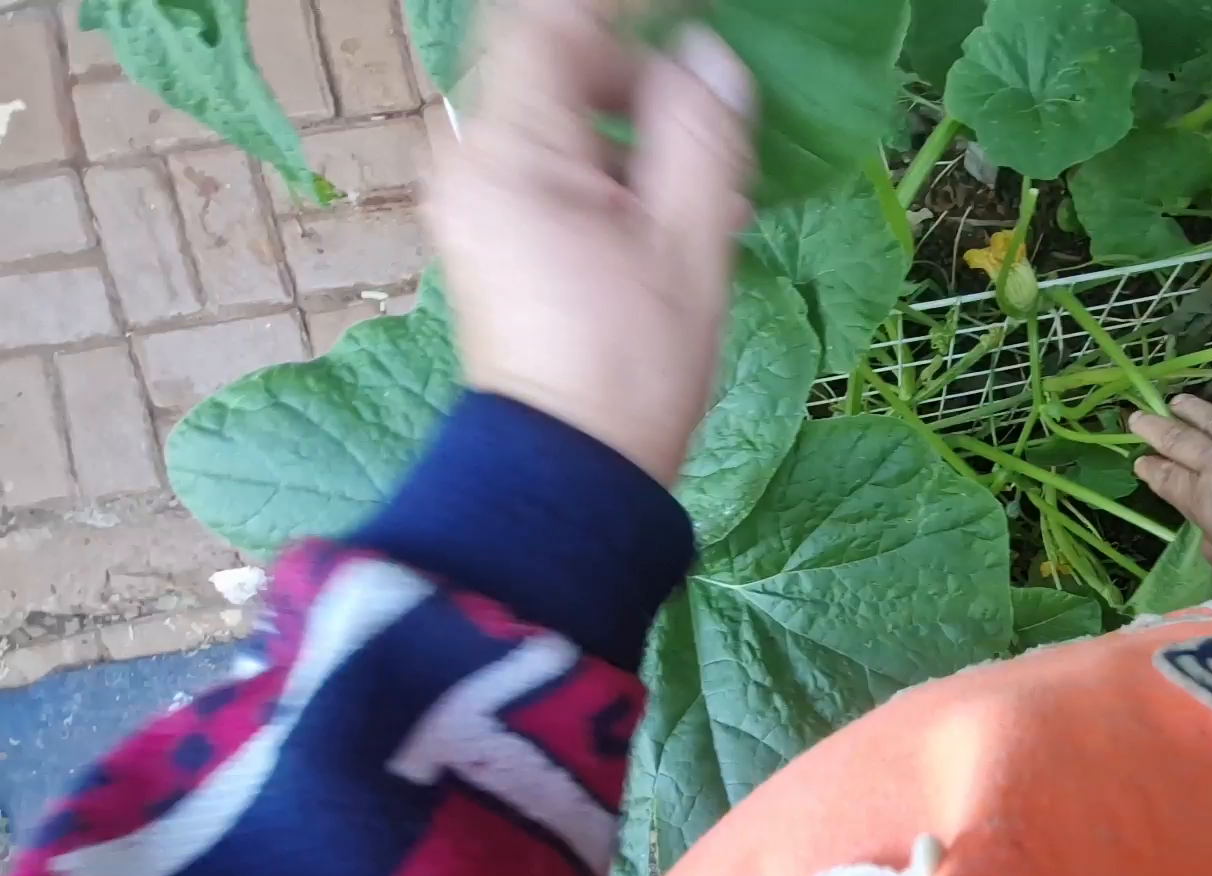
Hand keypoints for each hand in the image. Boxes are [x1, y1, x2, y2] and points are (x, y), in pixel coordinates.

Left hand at [430, 0, 755, 485]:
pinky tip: (664, 223)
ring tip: (706, 189)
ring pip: (556, 124)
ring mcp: (476, 203)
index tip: (691, 21)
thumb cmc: (636, 367)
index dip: (624, 10)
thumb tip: (710, 59)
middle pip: (550, 69)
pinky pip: (549, 171)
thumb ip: (701, 142)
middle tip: (711, 130)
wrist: (574, 466)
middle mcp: (472, 162)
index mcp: (513, 155)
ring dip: (632, 137)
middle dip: (636, 82)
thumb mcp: (687, 252)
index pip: (550, 22)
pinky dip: (609, 176)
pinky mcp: (494, 238)